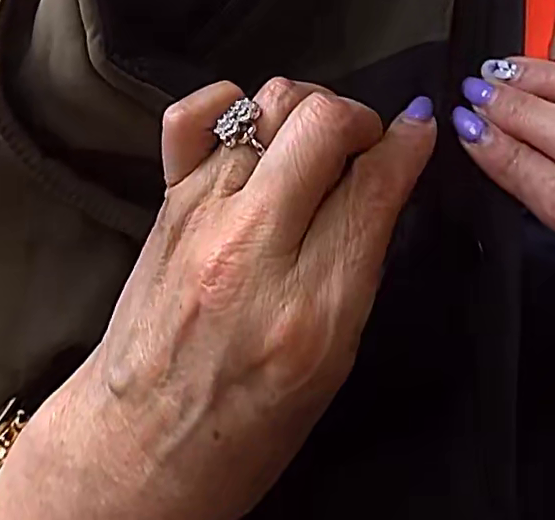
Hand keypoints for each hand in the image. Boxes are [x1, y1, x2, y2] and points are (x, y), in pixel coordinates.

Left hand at [0, 79, 435, 519]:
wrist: (137, 451)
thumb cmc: (247, 420)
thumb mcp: (338, 350)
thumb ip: (369, 248)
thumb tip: (398, 165)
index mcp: (309, 306)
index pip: (374, 185)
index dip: (408, 142)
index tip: (417, 128)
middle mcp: (250, 249)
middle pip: (322, 123)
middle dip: (360, 117)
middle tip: (365, 143)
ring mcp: (201, 215)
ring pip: (271, 104)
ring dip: (310, 111)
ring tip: (315, 143)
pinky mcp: (168, 201)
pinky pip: (194, 114)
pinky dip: (232, 103)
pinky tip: (254, 128)